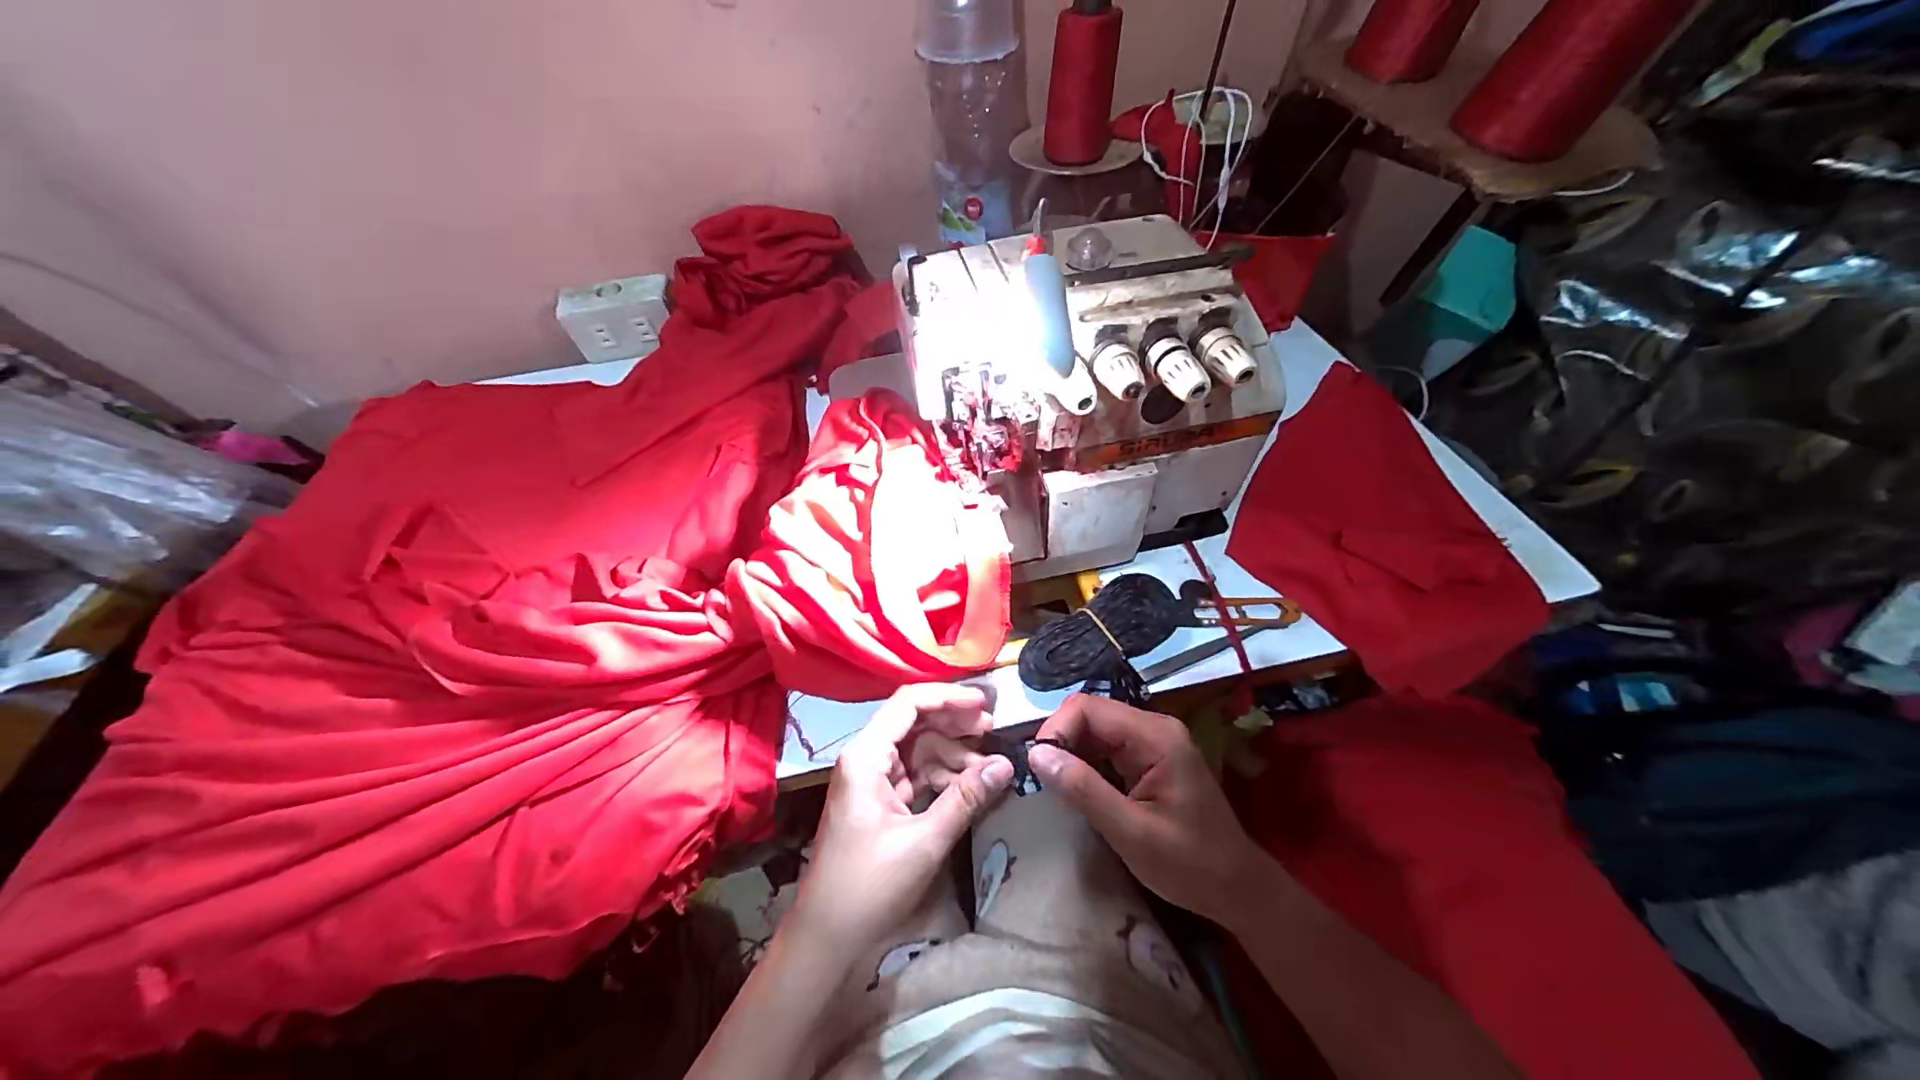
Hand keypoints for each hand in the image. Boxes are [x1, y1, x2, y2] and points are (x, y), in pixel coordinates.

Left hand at [787, 684, 1012, 951]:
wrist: (827, 936)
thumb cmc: (869, 886)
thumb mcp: (924, 841)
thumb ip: (966, 798)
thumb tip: (1006, 764)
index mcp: (866, 756)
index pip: (908, 703)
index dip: (949, 697)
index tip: (985, 705)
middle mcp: (865, 758)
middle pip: (914, 722)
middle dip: (954, 723)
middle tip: (992, 729)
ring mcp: (871, 780)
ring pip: (917, 749)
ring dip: (952, 753)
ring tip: (987, 765)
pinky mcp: (879, 801)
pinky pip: (914, 774)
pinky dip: (941, 776)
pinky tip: (968, 785)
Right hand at [1029, 693, 1276, 928]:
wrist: (1237, 888)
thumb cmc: (1189, 865)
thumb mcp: (1131, 832)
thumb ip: (1083, 789)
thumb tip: (1036, 754)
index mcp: (1156, 737)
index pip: (1088, 708)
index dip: (1056, 730)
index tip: (1037, 767)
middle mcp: (1155, 728)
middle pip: (1090, 714)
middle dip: (1060, 741)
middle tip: (1042, 780)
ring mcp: (1154, 742)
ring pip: (1095, 729)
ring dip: (1070, 752)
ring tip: (1055, 786)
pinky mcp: (1150, 758)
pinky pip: (1107, 746)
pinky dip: (1085, 762)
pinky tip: (1077, 788)